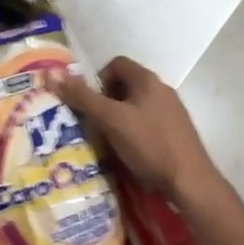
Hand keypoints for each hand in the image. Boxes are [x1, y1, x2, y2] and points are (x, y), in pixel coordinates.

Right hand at [48, 57, 226, 204]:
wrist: (190, 180)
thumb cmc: (149, 144)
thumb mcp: (111, 120)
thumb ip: (83, 98)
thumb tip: (53, 74)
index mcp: (147, 80)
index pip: (116, 64)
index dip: (98, 80)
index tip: (91, 105)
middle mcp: (162, 89)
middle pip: (126, 85)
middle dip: (107, 102)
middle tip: (96, 125)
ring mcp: (172, 111)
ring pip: (137, 106)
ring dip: (120, 119)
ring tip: (109, 141)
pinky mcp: (177, 132)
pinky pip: (148, 123)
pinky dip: (135, 132)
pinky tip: (130, 153)